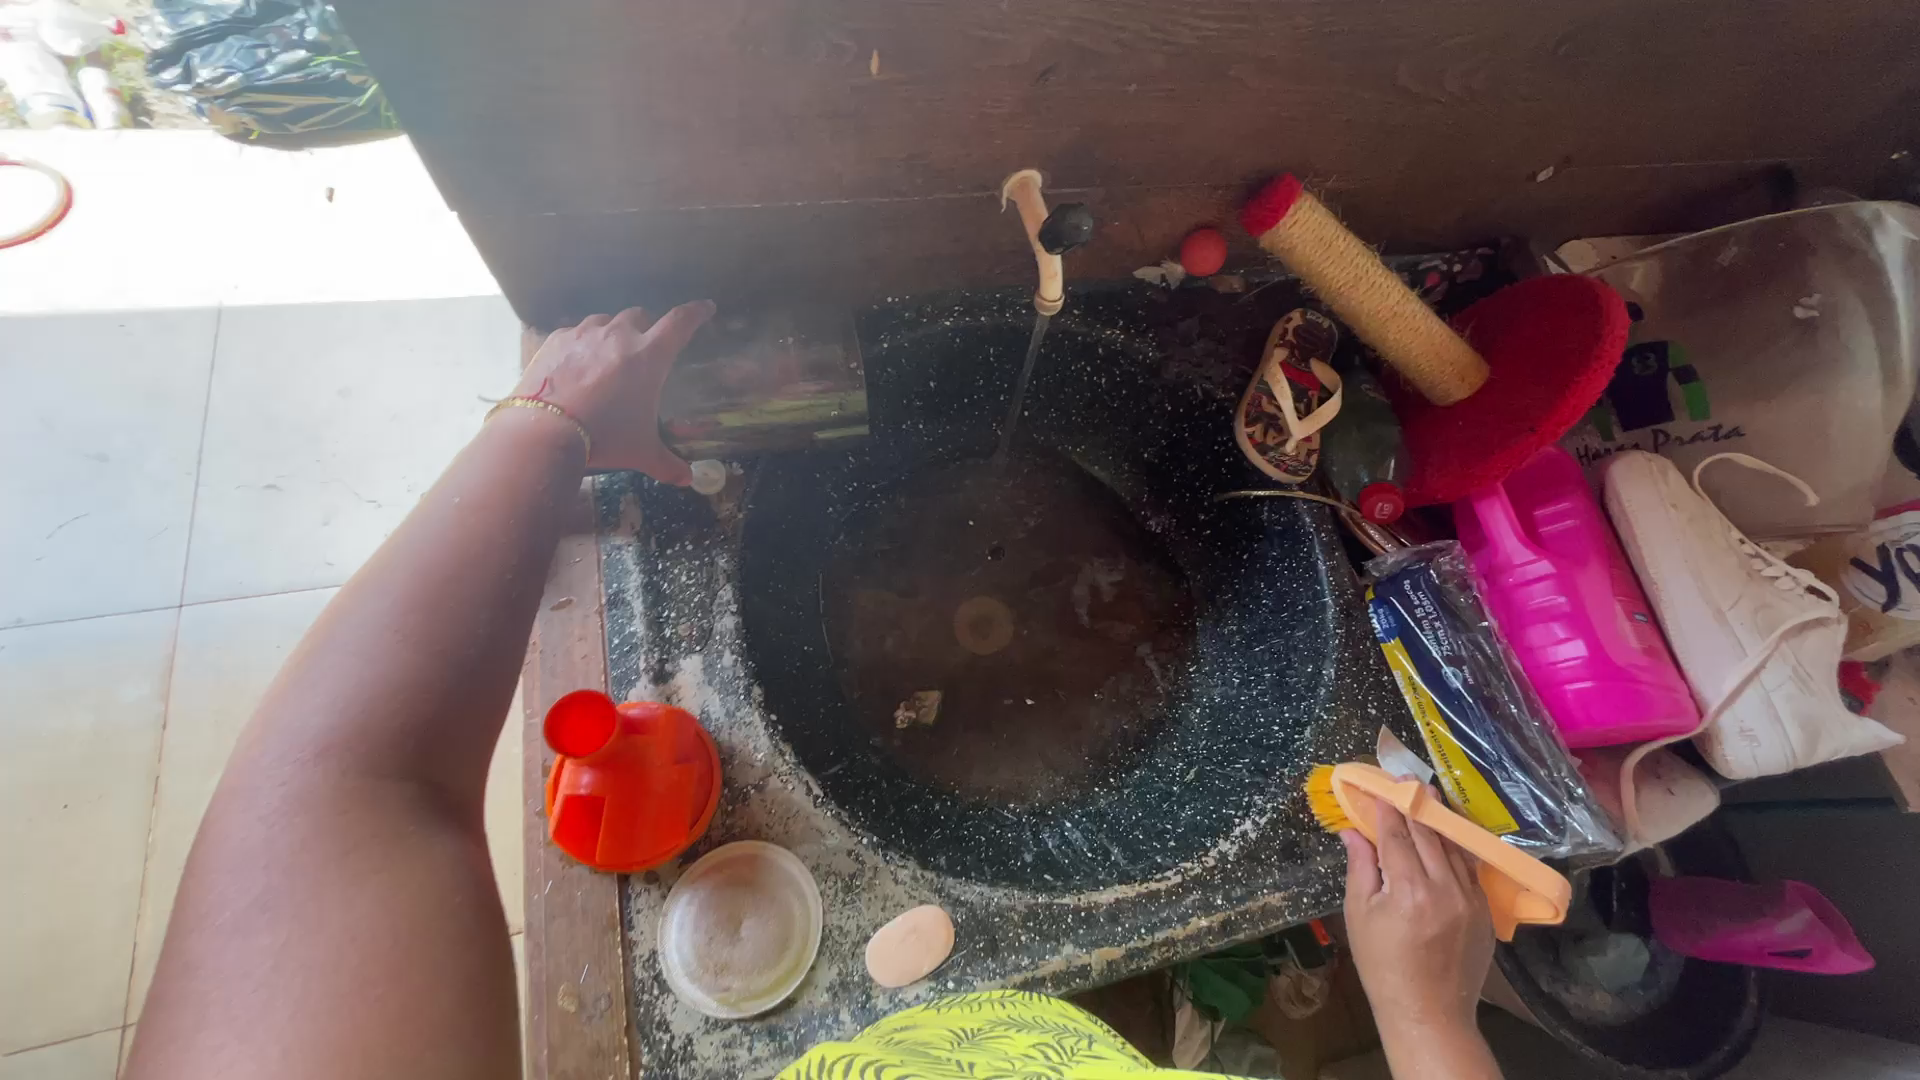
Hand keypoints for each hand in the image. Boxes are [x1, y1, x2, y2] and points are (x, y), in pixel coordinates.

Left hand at [511, 302, 714, 483]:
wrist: (545, 430)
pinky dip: (583, 342)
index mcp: (650, 356)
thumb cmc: (606, 436)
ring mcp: (584, 334)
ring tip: (611, 353)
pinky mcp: (555, 340)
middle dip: (648, 326)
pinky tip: (579, 362)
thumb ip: (668, 464)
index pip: (681, 323)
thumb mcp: (642, 452)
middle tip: (648, 344)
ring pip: (606, 320)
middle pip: (640, 315)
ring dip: (614, 331)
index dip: (696, 313)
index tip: (706, 308)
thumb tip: (687, 480)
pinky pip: (576, 332)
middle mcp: (619, 336)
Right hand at [1341, 791, 1494, 1037]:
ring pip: (1454, 849)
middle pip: (1429, 835)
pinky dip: (1456, 850)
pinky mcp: (1485, 915)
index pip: (1397, 835)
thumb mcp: (1359, 912)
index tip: (1379, 787)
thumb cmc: (1382, 963)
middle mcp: (1445, 889)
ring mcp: (1471, 902)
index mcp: (1409, 889)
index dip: (1387, 809)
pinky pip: (1469, 871)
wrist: (1428, 1012)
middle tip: (1407, 781)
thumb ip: (1360, 866)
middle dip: (1416, 806)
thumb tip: (1352, 831)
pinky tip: (1447, 838)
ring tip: (1429, 799)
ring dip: (1439, 823)